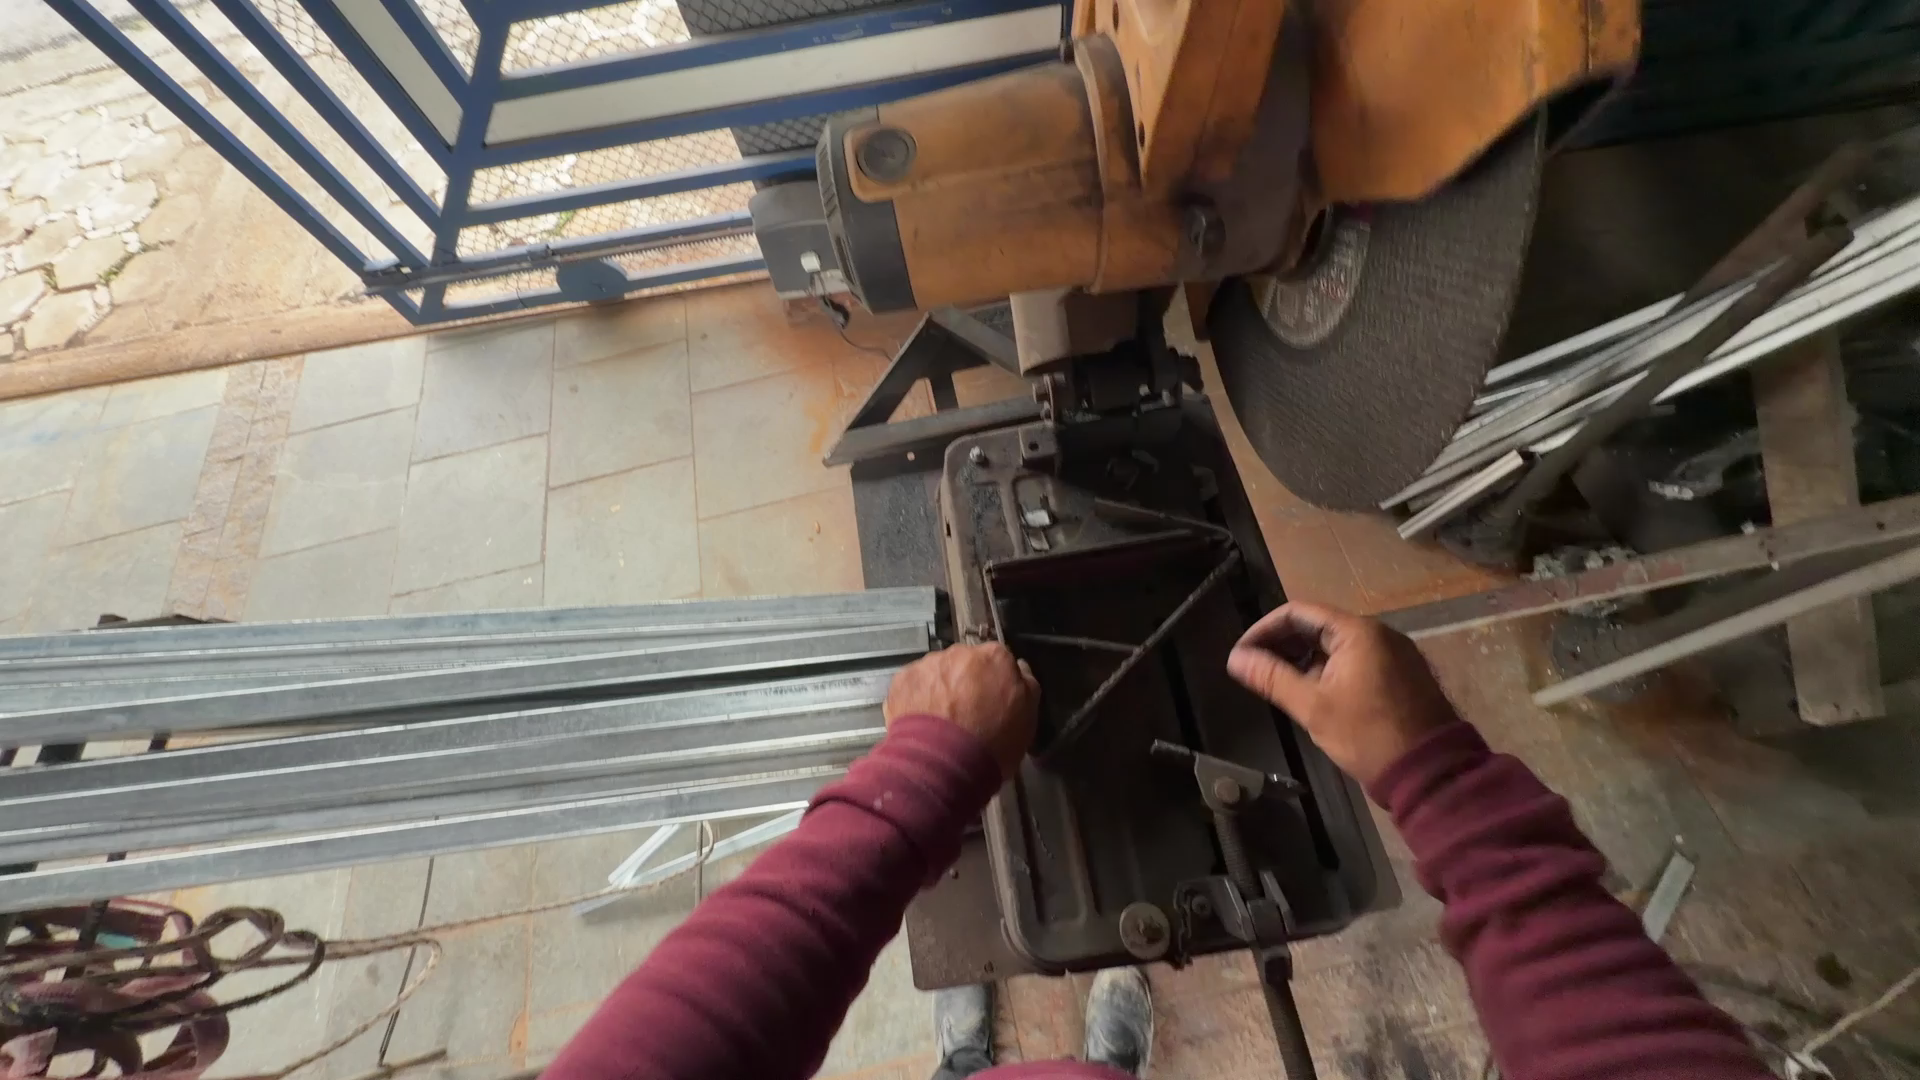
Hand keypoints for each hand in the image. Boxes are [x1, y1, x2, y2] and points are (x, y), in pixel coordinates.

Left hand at [884, 644, 1040, 778]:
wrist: (942, 764)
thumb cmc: (992, 743)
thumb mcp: (1028, 718)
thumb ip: (1027, 685)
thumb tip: (1020, 668)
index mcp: (995, 656)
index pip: (998, 660)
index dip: (996, 681)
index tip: (993, 701)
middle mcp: (961, 652)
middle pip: (966, 662)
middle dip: (966, 681)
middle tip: (966, 713)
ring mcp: (929, 664)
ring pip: (939, 671)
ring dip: (941, 688)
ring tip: (941, 720)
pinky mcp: (902, 679)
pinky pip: (914, 683)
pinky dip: (917, 697)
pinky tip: (922, 720)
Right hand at [1225, 601, 1456, 787]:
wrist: (1434, 775)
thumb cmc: (1368, 736)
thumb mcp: (1312, 706)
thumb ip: (1271, 677)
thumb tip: (1235, 658)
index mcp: (1358, 632)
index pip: (1297, 612)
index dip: (1263, 629)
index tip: (1243, 653)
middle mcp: (1379, 634)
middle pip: (1317, 625)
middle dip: (1281, 644)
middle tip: (1255, 667)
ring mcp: (1394, 654)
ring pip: (1334, 644)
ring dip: (1302, 658)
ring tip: (1277, 682)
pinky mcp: (1401, 674)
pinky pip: (1353, 659)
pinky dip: (1326, 668)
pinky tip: (1309, 691)